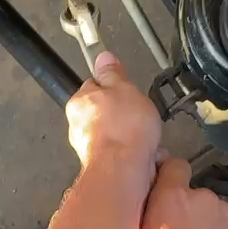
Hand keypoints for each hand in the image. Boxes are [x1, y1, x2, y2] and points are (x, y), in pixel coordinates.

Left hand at [66, 52, 161, 178]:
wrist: (124, 170)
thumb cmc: (122, 130)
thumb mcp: (123, 88)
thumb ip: (113, 73)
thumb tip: (104, 58)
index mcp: (80, 103)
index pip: (95, 86)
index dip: (115, 86)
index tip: (127, 88)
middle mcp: (80, 127)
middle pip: (107, 113)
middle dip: (126, 115)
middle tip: (140, 114)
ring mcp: (92, 148)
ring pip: (118, 136)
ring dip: (133, 136)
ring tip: (147, 137)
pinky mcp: (106, 166)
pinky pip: (125, 155)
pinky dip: (136, 154)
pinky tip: (147, 154)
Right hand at [132, 159, 227, 228]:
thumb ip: (141, 218)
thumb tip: (143, 203)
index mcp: (173, 198)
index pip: (173, 165)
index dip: (167, 176)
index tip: (161, 192)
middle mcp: (205, 199)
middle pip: (194, 196)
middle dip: (185, 211)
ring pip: (214, 215)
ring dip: (207, 228)